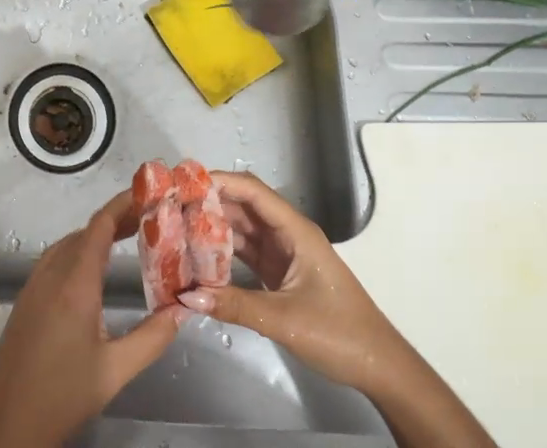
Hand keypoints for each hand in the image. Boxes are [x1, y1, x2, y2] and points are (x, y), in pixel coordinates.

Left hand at [0, 191, 179, 447]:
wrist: (9, 422)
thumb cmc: (64, 395)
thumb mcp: (116, 370)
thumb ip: (152, 337)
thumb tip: (182, 309)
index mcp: (74, 286)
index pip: (98, 228)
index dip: (122, 206)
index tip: (147, 194)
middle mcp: (50, 276)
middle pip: (83, 232)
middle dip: (116, 219)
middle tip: (150, 219)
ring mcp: (33, 287)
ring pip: (66, 245)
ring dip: (95, 235)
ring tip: (129, 237)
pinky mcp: (25, 301)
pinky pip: (53, 261)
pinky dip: (78, 251)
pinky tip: (94, 268)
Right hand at [178, 173, 497, 447]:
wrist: (379, 366)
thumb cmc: (340, 334)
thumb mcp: (284, 320)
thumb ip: (234, 305)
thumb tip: (185, 295)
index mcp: (296, 231)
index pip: (251, 192)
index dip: (217, 181)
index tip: (181, 182)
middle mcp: (288, 235)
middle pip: (242, 206)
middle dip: (207, 202)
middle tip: (167, 206)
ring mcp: (284, 254)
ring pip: (241, 229)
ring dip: (212, 227)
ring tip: (174, 227)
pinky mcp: (280, 274)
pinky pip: (245, 253)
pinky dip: (222, 252)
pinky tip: (196, 258)